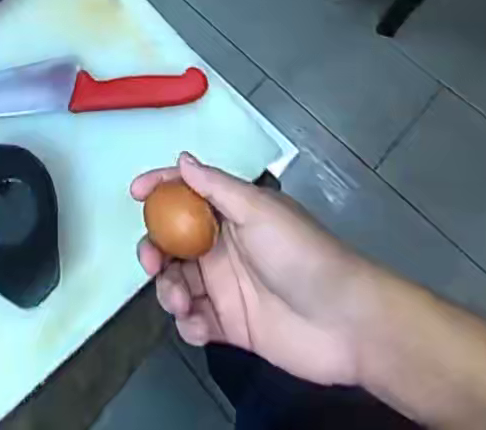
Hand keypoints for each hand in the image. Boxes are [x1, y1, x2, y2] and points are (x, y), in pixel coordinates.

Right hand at [132, 153, 385, 388]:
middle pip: (171, 242)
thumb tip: (183, 159)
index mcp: (229, 214)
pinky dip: (188, 324)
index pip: (185, 193)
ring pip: (176, 281)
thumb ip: (216, 186)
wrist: (349, 322)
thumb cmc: (303, 254)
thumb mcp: (259, 210)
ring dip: (167, 290)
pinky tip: (197, 326)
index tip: (136, 193)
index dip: (159, 187)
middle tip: (151, 261)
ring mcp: (225, 288)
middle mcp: (221, 247)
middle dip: (153, 248)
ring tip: (180, 301)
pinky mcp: (231, 326)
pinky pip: (195, 322)